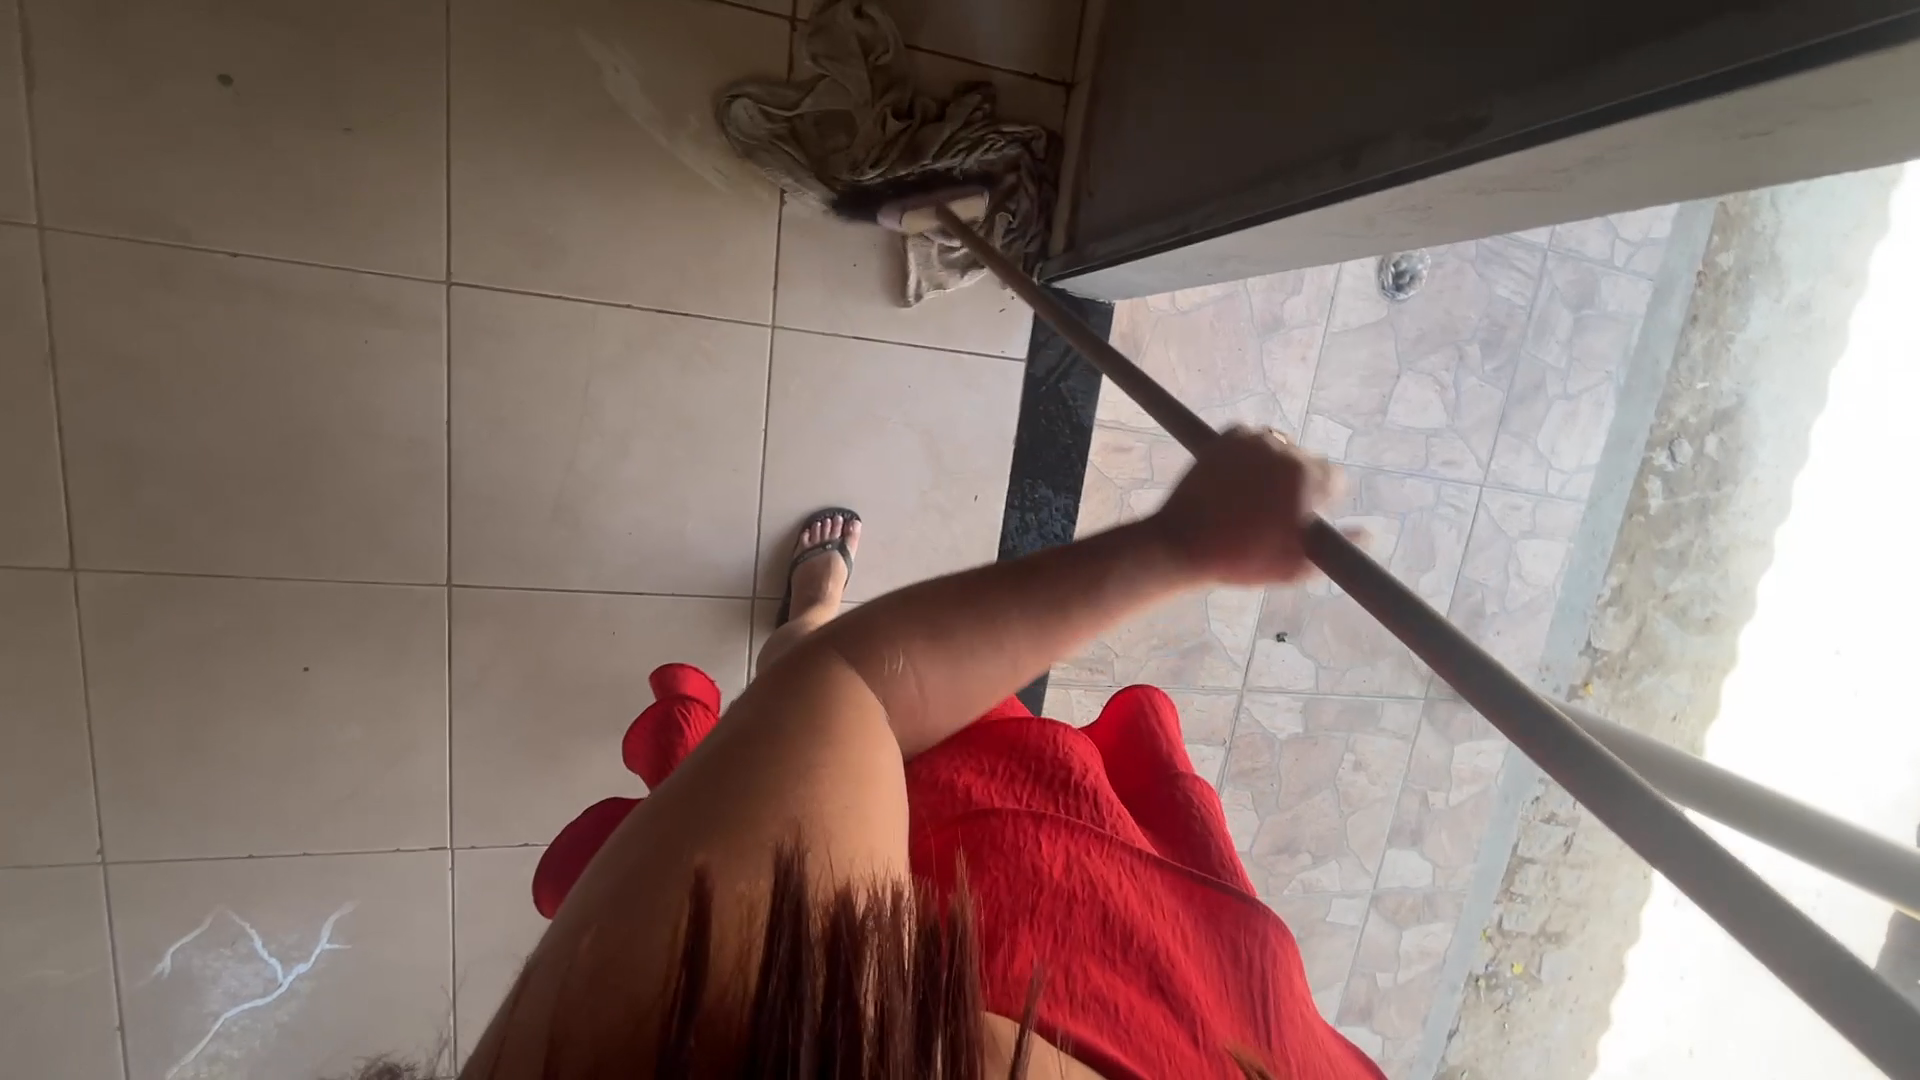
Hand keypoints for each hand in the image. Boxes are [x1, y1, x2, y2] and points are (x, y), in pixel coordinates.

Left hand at [1149, 427, 1338, 584]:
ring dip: (1272, 465)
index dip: (1320, 499)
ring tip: (1250, 496)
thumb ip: (1340, 545)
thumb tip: (1371, 531)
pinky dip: (1246, 454)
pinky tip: (1235, 479)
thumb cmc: (1241, 558)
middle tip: (1270, 510)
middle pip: (1305, 460)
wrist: (1182, 544)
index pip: (1335, 478)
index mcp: (1307, 476)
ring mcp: (1251, 440)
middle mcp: (1283, 449)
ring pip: (1277, 448)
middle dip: (1296, 481)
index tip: (1300, 517)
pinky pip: (1248, 439)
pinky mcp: (1223, 438)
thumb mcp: (1296, 564)